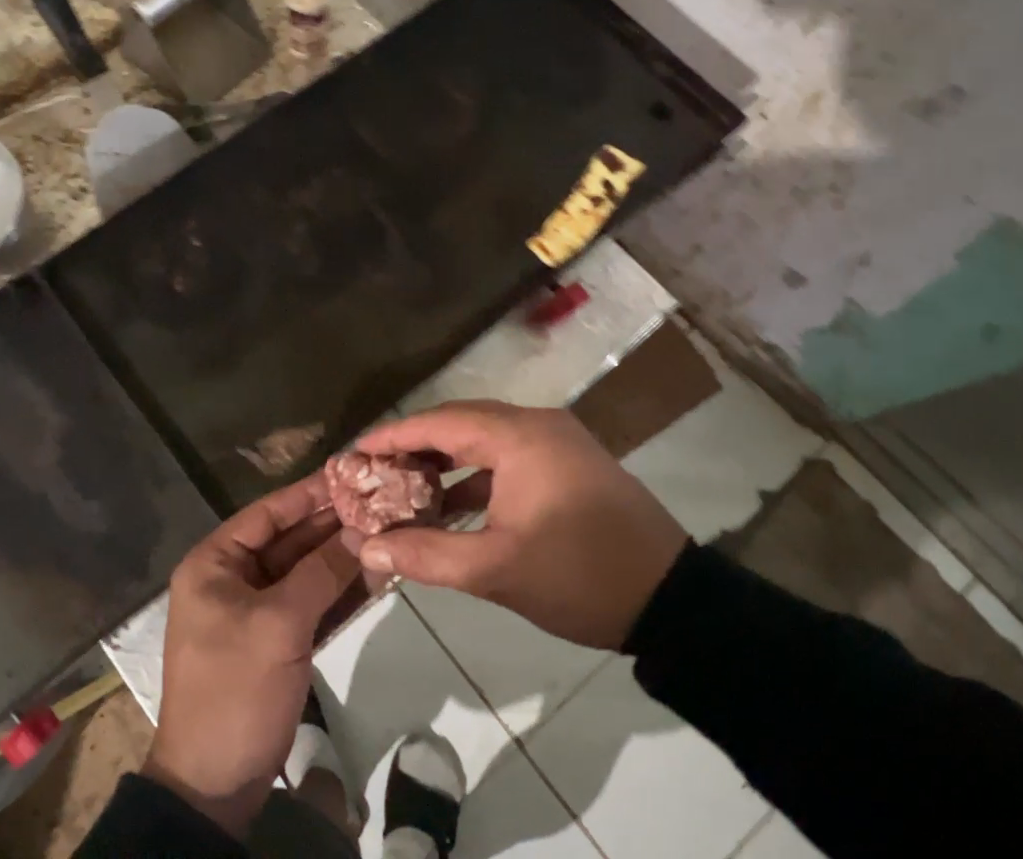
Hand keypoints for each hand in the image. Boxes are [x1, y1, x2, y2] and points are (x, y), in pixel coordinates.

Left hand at [144, 475, 359, 836]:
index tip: (354, 473)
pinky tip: (378, 576)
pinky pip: (312, 605)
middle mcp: (233, 580)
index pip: (268, 513)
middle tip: (386, 503)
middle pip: (290, 540)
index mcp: (214, 564)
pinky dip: (341, 593)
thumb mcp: (277, 624)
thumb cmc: (236, 688)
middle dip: (335, 526)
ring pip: (306, 573)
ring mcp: (256, 613)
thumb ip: (320, 573)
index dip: (310, 493)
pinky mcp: (278, 642)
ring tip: (391, 534)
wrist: (215, 779)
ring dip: (344, 558)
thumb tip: (361, 531)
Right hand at [352, 400, 688, 650]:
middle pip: (459, 423)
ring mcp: (559, 443)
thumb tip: (366, 546)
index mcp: (519, 437)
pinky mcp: (571, 465)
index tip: (351, 454)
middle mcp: (538, 425)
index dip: (390, 437)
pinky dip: (475, 477)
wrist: (672, 600)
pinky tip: (450, 507)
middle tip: (371, 473)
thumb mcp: (495, 570)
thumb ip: (425, 554)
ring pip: (485, 440)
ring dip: (444, 463)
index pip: (437, 423)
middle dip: (413, 447)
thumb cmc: (579, 576)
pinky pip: (509, 457)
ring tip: (402, 490)